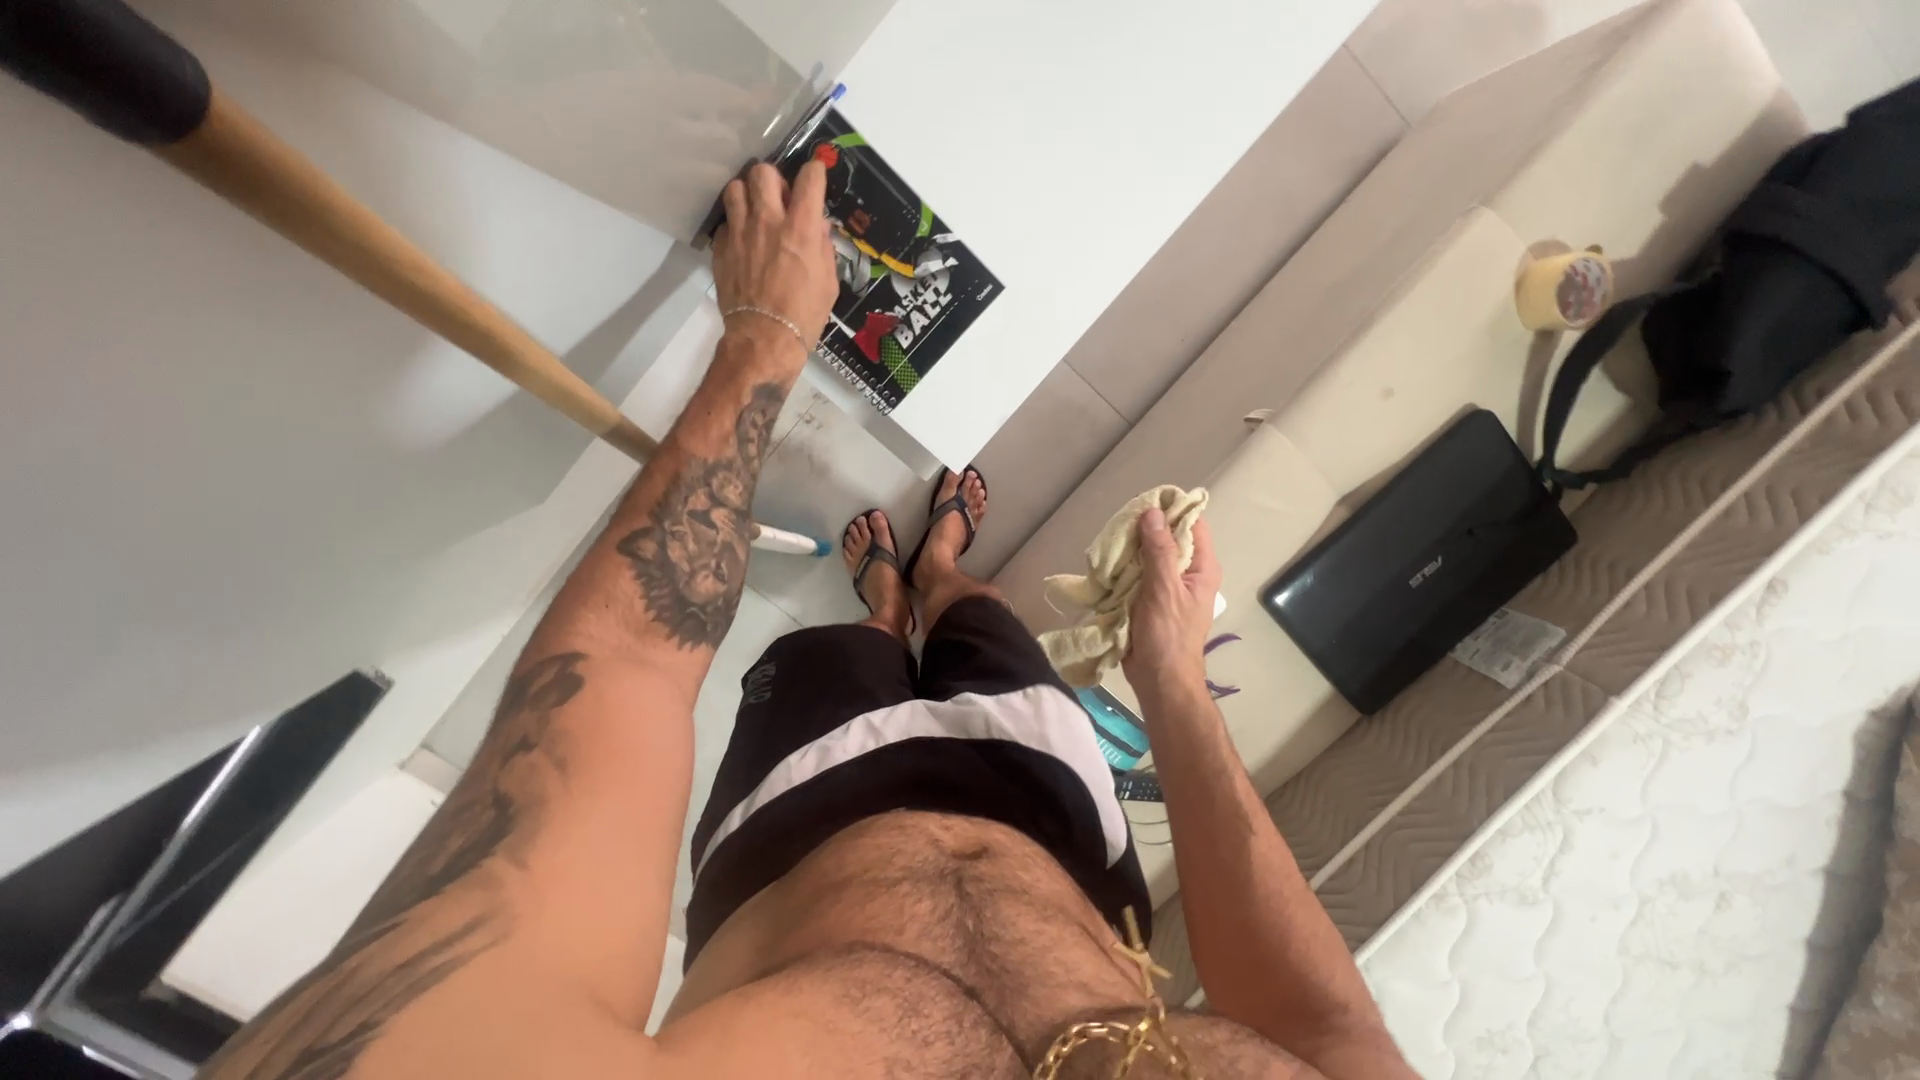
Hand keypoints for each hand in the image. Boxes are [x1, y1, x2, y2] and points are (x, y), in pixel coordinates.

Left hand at [710, 161, 837, 366]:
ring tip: (755, 212)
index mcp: (801, 228)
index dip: (815, 171)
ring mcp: (740, 233)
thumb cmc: (805, 315)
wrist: (765, 339)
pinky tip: (744, 241)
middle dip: (774, 180)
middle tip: (780, 198)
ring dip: (748, 195)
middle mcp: (768, 221)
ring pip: (735, 188)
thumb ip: (822, 248)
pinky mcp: (721, 248)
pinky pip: (726, 222)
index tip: (816, 174)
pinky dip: (736, 225)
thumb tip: (817, 227)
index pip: (809, 179)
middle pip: (763, 172)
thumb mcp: (828, 282)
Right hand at [1122, 509, 1222, 703]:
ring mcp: (1168, 586)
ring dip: (1131, 550)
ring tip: (1110, 542)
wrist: (1160, 680)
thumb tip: (1153, 513)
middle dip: (1145, 530)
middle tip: (1120, 523)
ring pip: (1150, 555)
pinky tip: (1108, 564)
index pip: (1193, 524)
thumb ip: (1159, 550)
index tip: (1144, 503)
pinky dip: (1124, 568)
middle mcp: (1188, 573)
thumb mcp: (1164, 589)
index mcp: (1202, 568)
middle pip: (1169, 538)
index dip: (1172, 510)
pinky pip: (1138, 574)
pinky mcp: (1150, 599)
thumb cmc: (1168, 636)